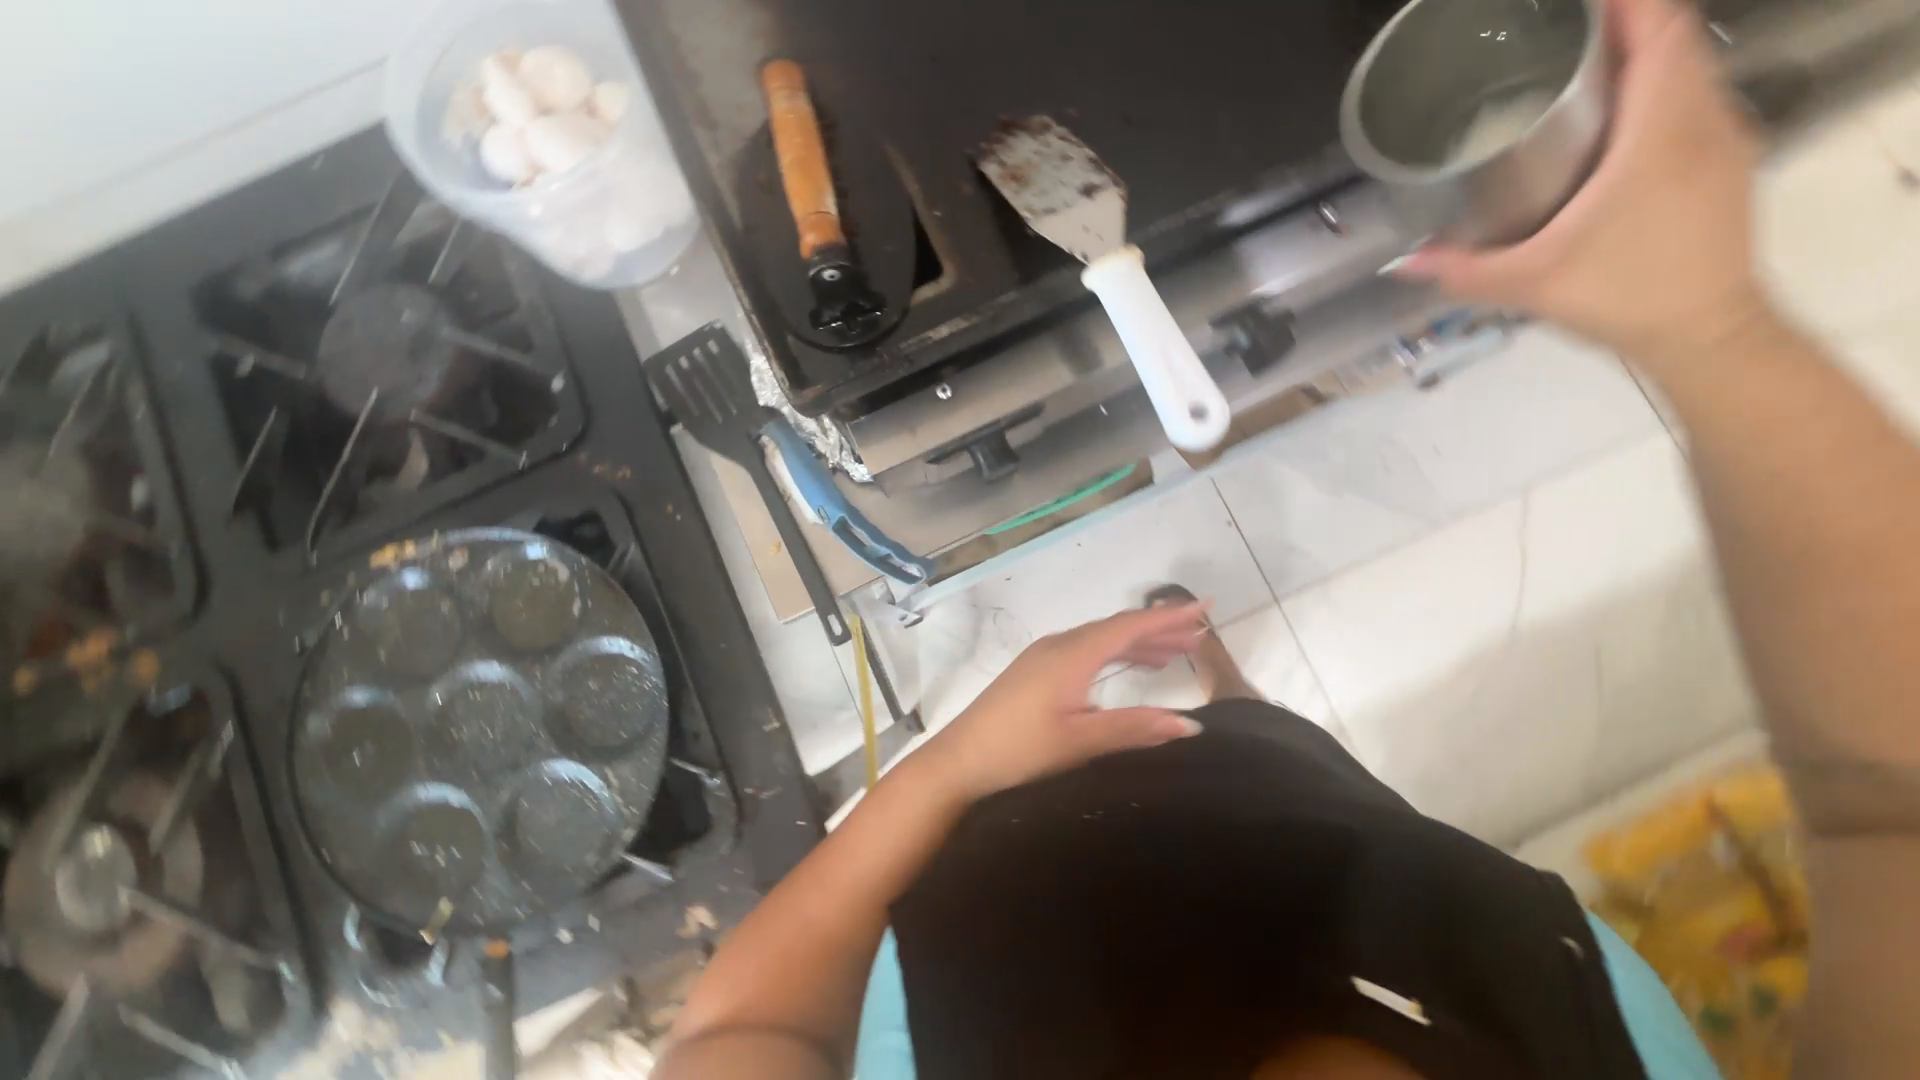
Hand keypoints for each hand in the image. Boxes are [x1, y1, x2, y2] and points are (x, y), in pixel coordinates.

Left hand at [919, 603, 1209, 801]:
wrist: (959, 761)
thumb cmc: (1019, 750)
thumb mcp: (1080, 742)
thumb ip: (1134, 728)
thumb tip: (1190, 723)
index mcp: (1072, 654)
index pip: (1129, 627)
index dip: (1169, 617)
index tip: (1205, 607)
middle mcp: (1058, 646)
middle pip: (1116, 629)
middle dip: (1159, 629)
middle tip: (1200, 634)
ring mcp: (1043, 657)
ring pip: (1100, 641)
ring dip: (1137, 644)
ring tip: (1176, 653)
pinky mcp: (1034, 672)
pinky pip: (1085, 652)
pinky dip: (1113, 655)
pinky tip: (1127, 669)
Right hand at [1398, 0, 1771, 367]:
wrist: (1706, 333)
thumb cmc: (1623, 295)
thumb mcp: (1529, 284)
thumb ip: (1463, 269)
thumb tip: (1403, 262)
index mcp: (1662, 131)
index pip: (1661, 31)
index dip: (1624, 3)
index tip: (1574, 6)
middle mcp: (1705, 120)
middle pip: (1675, 42)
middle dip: (1623, 29)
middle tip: (1559, 42)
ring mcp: (1725, 140)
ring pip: (1691, 71)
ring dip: (1643, 62)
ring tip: (1581, 74)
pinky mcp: (1728, 164)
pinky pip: (1697, 102)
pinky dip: (1660, 94)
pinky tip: (1617, 125)